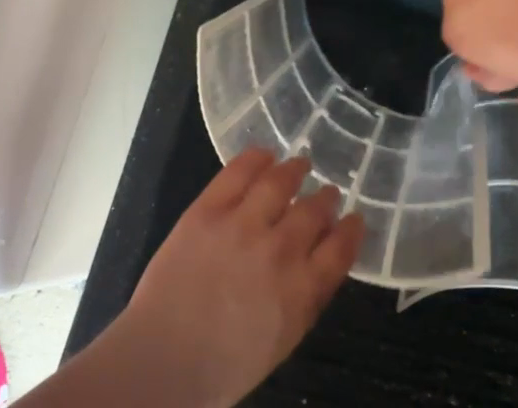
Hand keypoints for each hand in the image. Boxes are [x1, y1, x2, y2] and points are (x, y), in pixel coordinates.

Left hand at [98, 151, 361, 407]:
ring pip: (281, 181)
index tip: (354, 219)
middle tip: (327, 192)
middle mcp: (280, 250)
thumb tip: (322, 262)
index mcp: (303, 289)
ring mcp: (243, 225)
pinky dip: (257, 158)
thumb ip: (308, 297)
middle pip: (314, 210)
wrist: (162, 358)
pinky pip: (239, 171)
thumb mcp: (284, 338)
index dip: (351, 229)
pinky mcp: (208, 211)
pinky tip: (265, 155)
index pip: (341, 247)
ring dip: (296, 170)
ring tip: (300, 165)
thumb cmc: (225, 363)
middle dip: (326, 198)